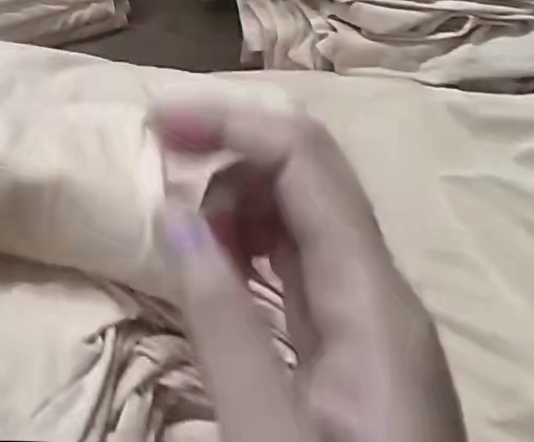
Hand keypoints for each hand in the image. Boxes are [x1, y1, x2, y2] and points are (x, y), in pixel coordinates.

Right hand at [154, 102, 465, 441]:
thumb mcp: (267, 436)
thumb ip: (220, 321)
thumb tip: (172, 210)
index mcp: (373, 301)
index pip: (305, 161)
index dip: (230, 124)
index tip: (155, 125)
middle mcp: (377, 287)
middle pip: (305, 168)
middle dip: (226, 147)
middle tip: (161, 168)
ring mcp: (365, 310)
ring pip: (296, 204)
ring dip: (230, 193)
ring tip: (187, 238)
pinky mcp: (346, 334)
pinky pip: (290, 249)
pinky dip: (242, 233)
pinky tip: (215, 264)